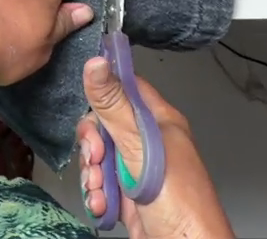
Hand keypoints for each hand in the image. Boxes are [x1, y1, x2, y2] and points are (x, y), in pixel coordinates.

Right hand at [76, 59, 233, 238]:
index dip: (103, 92)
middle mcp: (149, 142)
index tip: (89, 107)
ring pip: (99, 154)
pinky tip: (101, 205)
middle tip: (95, 158)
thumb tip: (95, 61)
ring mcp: (138, 170)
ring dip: (91, 172)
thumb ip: (113, 105)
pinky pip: (101, 181)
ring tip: (98, 190)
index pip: (126, 87)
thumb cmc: (176, 201)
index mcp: (160, 121)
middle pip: (105, 123)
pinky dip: (96, 193)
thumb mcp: (140, 147)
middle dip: (92, 143)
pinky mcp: (128, 195)